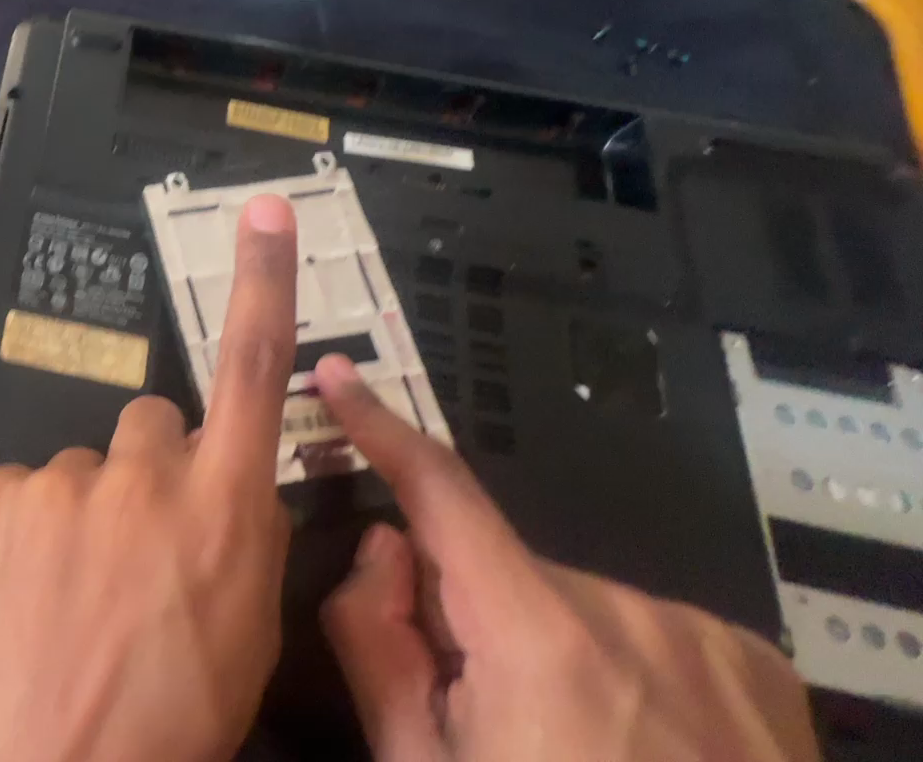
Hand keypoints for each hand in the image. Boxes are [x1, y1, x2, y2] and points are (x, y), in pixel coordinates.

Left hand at [0, 196, 299, 761]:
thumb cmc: (164, 725)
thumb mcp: (237, 637)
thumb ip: (230, 542)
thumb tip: (214, 501)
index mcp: (219, 511)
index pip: (251, 371)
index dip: (262, 284)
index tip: (262, 213)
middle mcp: (140, 474)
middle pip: (147, 424)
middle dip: (144, 472)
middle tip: (125, 545)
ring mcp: (56, 480)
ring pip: (77, 470)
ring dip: (76, 513)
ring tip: (61, 592)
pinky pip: (13, 493)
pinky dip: (14, 531)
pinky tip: (10, 591)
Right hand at [314, 356, 820, 761]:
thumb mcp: (416, 761)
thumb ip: (373, 638)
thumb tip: (386, 546)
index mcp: (537, 637)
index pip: (439, 492)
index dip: (379, 426)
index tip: (339, 374)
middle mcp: (629, 612)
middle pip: (497, 568)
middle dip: (463, 608)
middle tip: (469, 701)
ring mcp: (703, 635)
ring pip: (564, 599)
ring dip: (539, 640)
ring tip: (563, 739)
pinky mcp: (756, 662)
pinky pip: (639, 625)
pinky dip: (611, 660)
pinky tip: (633, 739)